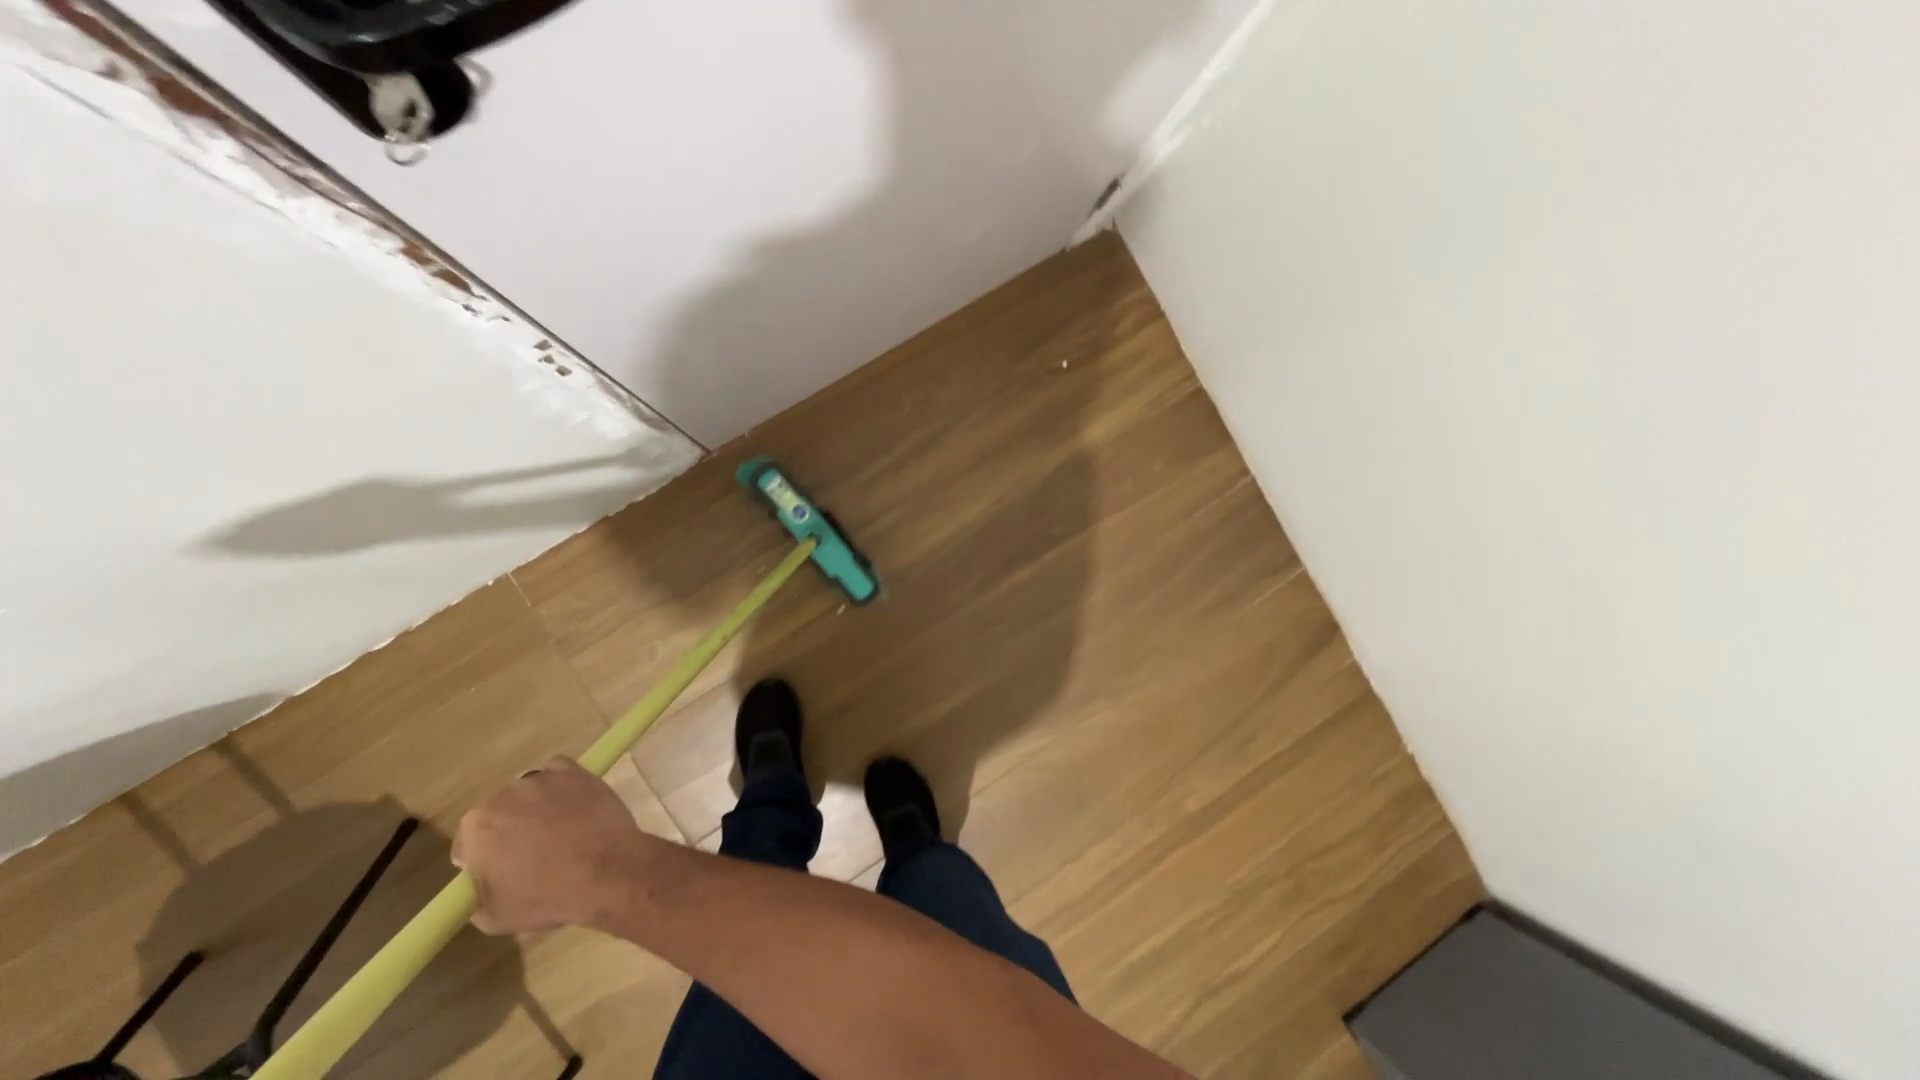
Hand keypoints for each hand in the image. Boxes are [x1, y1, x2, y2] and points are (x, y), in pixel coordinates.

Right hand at [452, 756, 648, 934]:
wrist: (607, 871)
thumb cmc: (547, 897)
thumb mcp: (493, 917)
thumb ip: (475, 896)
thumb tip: (479, 883)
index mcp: (475, 827)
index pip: (469, 844)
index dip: (485, 862)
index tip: (504, 874)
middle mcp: (503, 794)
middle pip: (500, 814)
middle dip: (511, 831)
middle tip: (536, 853)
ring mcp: (541, 779)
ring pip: (529, 793)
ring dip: (537, 808)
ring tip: (561, 830)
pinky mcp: (574, 771)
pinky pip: (558, 773)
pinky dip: (562, 786)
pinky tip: (574, 805)